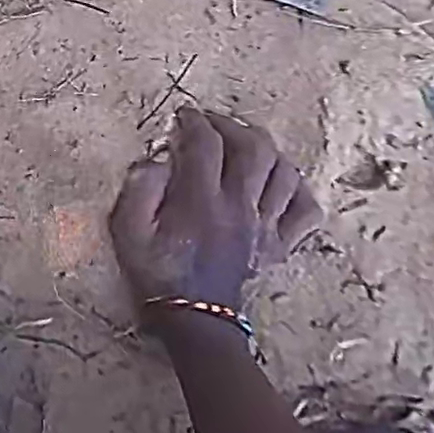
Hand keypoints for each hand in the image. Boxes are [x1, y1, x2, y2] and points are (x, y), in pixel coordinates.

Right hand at [107, 108, 322, 318]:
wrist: (192, 318)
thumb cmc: (155, 270)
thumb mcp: (127, 229)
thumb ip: (140, 189)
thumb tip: (157, 160)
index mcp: (201, 200)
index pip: (206, 145)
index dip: (195, 122)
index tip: (182, 114)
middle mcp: (240, 207)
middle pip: (254, 149)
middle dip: (232, 125)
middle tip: (211, 122)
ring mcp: (266, 226)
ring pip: (285, 172)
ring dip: (266, 149)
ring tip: (243, 143)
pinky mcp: (279, 244)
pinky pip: (306, 209)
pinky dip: (297, 188)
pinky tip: (277, 181)